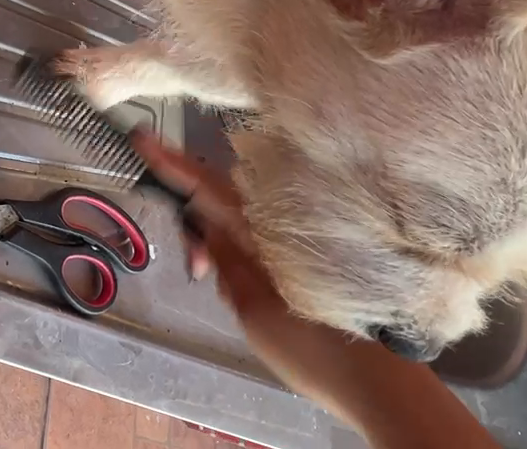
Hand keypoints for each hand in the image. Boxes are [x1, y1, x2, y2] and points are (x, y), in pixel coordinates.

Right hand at [131, 134, 387, 411]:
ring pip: (241, 220)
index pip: (206, 186)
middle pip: (223, 199)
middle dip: (196, 216)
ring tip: (215, 281)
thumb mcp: (252, 309)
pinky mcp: (309, 262)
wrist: (382, 388)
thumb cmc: (314, 351)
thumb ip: (225, 259)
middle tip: (194, 264)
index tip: (143, 139)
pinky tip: (242, 284)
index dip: (172, 162)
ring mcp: (298, 244)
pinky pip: (261, 237)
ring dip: (218, 238)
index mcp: (263, 234)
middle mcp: (281, 230)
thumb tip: (204, 222)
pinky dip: (241, 250)